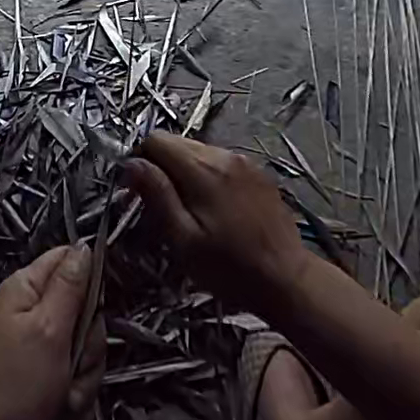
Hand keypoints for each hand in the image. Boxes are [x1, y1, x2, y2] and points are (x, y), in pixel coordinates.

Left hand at [0, 244, 104, 419]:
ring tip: (62, 392)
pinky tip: (60, 406)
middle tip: (69, 362)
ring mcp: (44, 346)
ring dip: (83, 374)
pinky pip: (82, 376)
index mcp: (26, 288)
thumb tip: (85, 247)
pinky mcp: (50, 376)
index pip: (70, 258)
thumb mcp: (46, 329)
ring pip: (88, 347)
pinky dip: (77, 395)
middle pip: (86, 308)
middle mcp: (35, 312)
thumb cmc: (9, 391)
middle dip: (87, 341)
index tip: (89, 308)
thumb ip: (70, 286)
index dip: (89, 281)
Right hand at [121, 132, 310, 312]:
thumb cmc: (229, 268)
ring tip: (190, 209)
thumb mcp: (184, 239)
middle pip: (177, 142)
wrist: (288, 279)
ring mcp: (243, 161)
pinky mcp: (257, 171)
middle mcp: (222, 154)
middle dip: (162, 166)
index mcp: (202, 168)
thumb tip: (132, 164)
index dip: (142, 160)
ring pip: (198, 151)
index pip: (156, 139)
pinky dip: (208, 175)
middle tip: (163, 205)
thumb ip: (157, 195)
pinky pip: (220, 161)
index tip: (140, 191)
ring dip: (185, 171)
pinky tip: (216, 207)